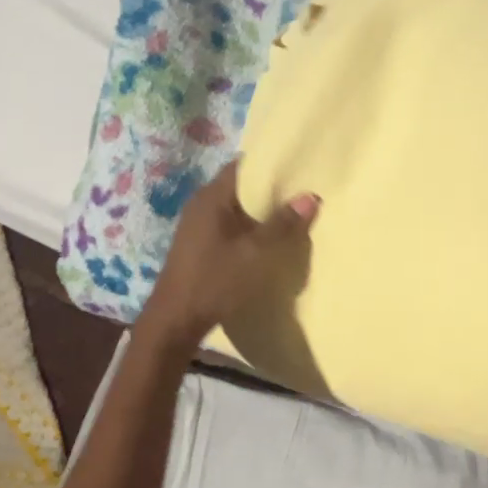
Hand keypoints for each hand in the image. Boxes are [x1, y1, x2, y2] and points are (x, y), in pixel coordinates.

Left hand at [137, 163, 319, 347]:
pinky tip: (271, 241)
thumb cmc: (214, 281)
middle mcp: (202, 204)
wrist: (176, 321)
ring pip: (238, 209)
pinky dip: (252, 229)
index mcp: (211, 197)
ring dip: (263, 213)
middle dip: (272, 191)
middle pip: (242, 187)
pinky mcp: (201, 245)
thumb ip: (283, 224)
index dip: (272, 165)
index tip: (301, 169)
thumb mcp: (255, 253)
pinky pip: (232, 226)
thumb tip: (311, 196)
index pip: (244, 166)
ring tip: (295, 217)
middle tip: (305, 194)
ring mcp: (199, 226)